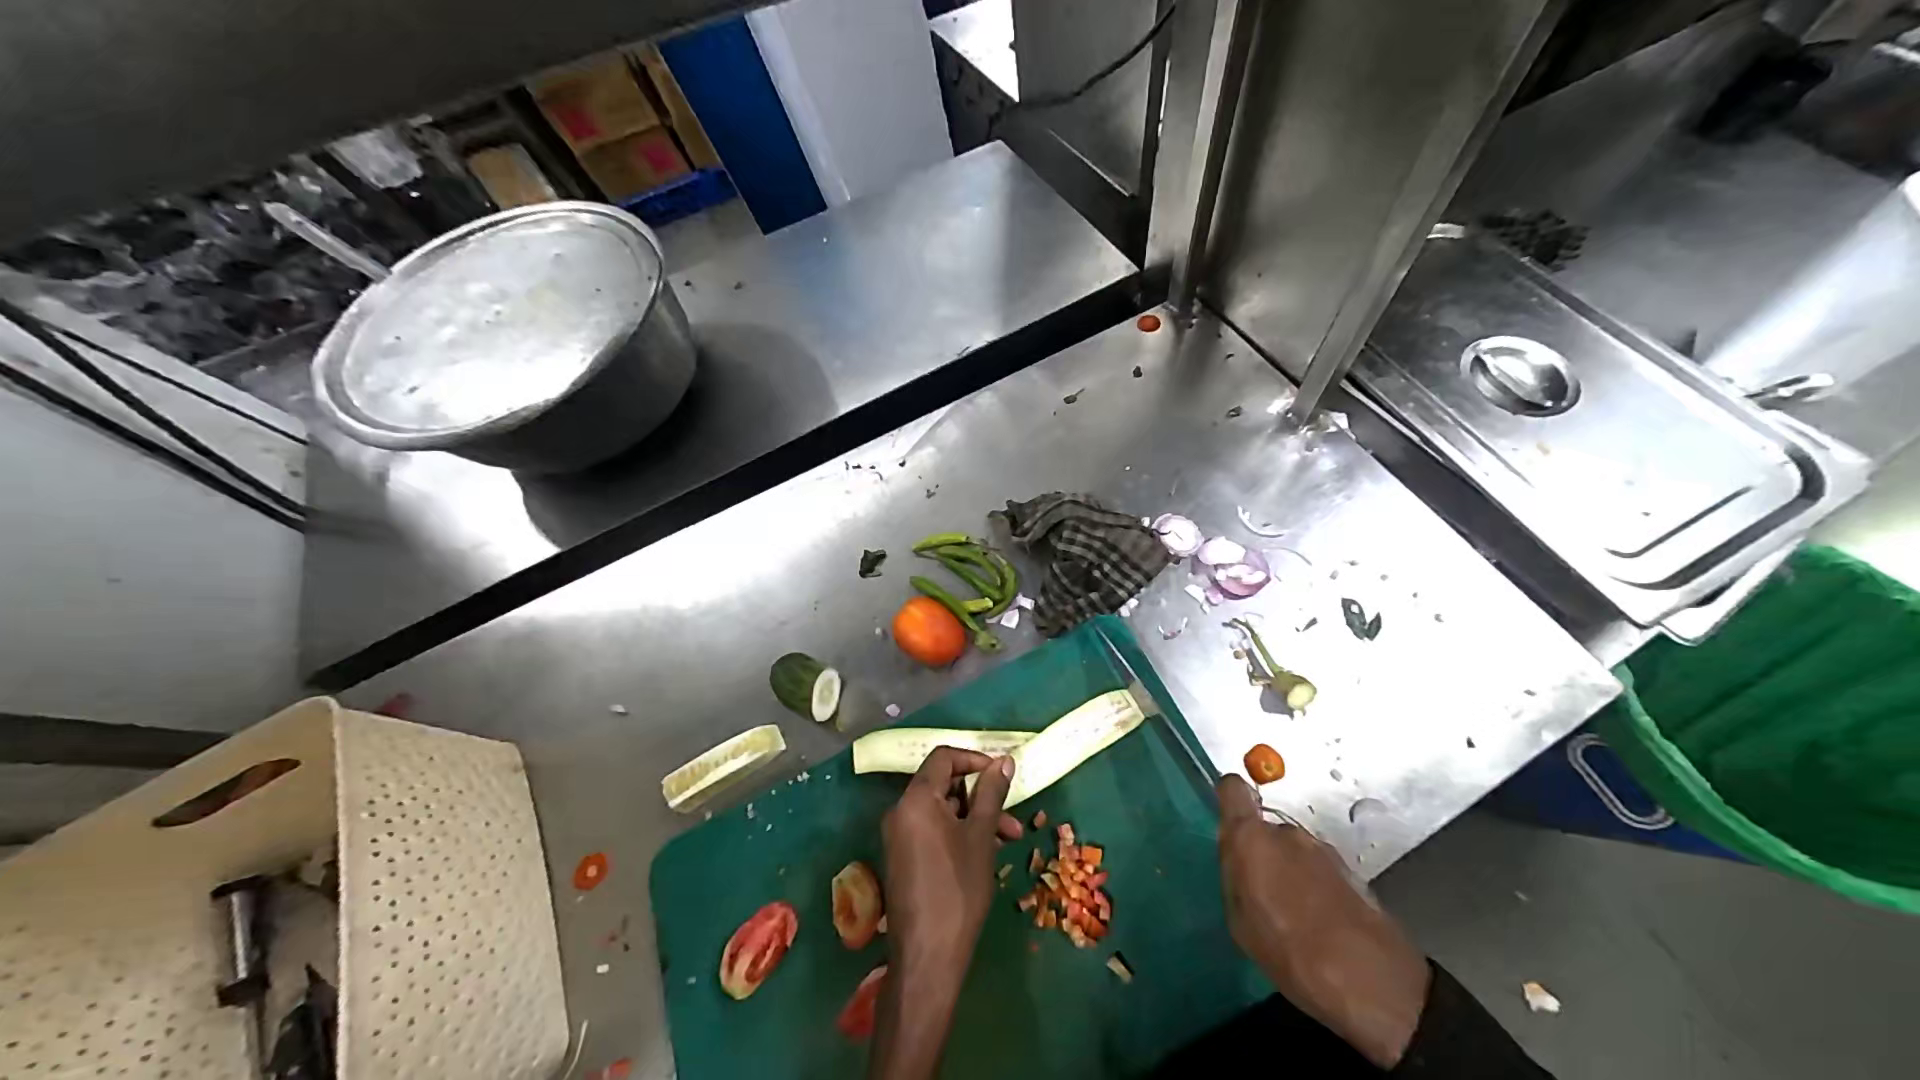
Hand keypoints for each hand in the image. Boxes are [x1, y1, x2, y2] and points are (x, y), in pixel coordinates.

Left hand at [870, 748, 1020, 1079]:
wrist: (927, 954)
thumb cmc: (958, 888)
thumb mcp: (981, 836)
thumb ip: (991, 793)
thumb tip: (1003, 761)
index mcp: (915, 799)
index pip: (943, 758)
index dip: (974, 759)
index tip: (1001, 773)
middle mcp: (900, 811)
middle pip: (942, 785)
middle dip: (980, 796)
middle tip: (1010, 815)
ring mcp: (898, 836)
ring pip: (941, 811)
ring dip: (974, 818)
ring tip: (1008, 840)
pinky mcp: (902, 857)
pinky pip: (932, 830)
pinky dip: (958, 833)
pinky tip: (985, 854)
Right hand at [1216, 775, 1430, 1068]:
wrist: (1373, 984)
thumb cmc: (1291, 953)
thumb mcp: (1241, 922)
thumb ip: (1234, 877)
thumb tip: (1237, 857)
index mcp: (1252, 839)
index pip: (1233, 789)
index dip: (1229, 800)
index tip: (1229, 826)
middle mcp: (1287, 832)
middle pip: (1264, 828)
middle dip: (1260, 852)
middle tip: (1262, 894)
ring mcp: (1322, 848)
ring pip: (1292, 849)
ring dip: (1288, 870)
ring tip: (1295, 915)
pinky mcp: (1351, 869)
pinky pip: (1317, 867)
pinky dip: (1313, 884)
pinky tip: (1320, 921)